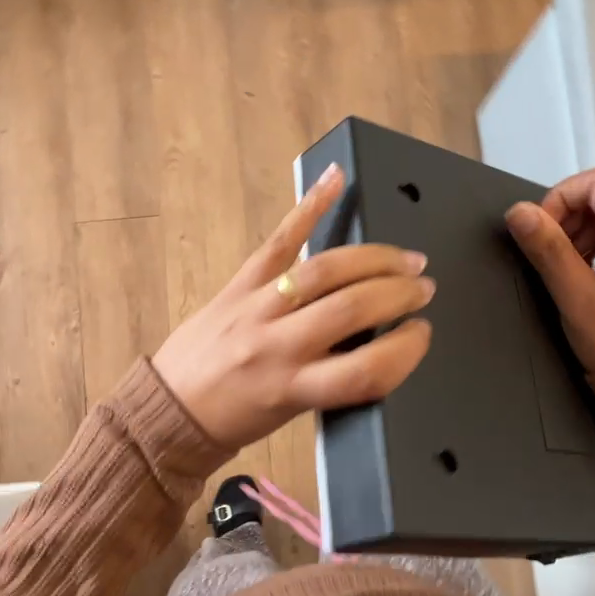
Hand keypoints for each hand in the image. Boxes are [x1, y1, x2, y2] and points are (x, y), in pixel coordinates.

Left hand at [152, 164, 434, 448]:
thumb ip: (332, 378)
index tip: (421, 335)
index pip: (367, 371)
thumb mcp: (291, 410)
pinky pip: (279, 242)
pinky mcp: (238, 285)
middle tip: (424, 288)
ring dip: (374, 259)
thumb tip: (379, 341)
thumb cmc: (235, 417)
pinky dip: (310, 206)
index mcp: (293, 389)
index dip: (407, 351)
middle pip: (353, 310)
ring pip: (324, 271)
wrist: (170, 409)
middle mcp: (277, 346)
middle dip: (399, 293)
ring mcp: (256, 309)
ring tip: (405, 258)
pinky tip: (337, 178)